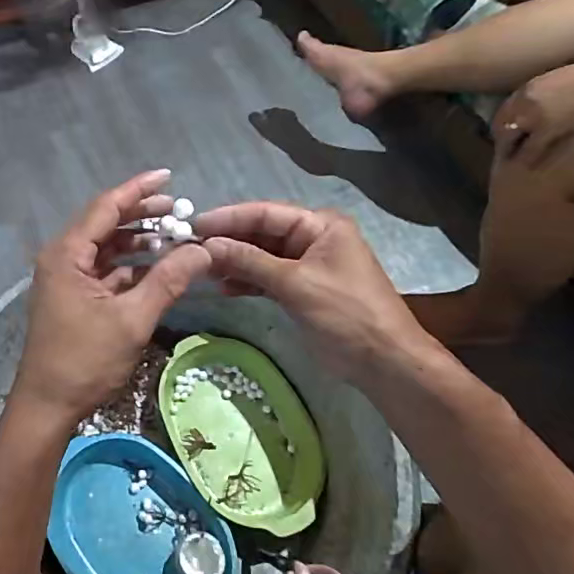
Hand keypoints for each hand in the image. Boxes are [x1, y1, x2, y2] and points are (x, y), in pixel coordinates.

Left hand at [13, 170, 210, 421]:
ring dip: (138, 242)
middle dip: (141, 215)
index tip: (168, 176)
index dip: (138, 190)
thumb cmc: (85, 361)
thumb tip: (203, 249)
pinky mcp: (73, 299)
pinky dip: (130, 267)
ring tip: (174, 237)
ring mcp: (66, 280)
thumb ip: (168, 280)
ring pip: (106, 249)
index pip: (105, 208)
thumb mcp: (132, 319)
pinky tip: (157, 268)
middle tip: (179, 210)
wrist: (48, 406)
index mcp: (66, 255)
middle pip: (105, 225)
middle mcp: (62, 259)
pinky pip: (105, 271)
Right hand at [192, 204, 435, 380]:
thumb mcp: (295, 283)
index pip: (266, 214)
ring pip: (261, 257)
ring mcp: (306, 265)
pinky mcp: (300, 290)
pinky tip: (222, 288)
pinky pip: (267, 278)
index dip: (229, 218)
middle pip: (261, 234)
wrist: (383, 360)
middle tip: (190, 250)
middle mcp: (313, 239)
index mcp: (320, 225)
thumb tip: (207, 245)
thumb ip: (250, 261)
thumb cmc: (345, 313)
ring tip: (200, 270)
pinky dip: (246, 282)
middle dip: (228, 242)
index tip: (194, 226)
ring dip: (234, 263)